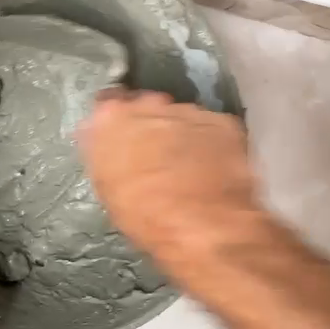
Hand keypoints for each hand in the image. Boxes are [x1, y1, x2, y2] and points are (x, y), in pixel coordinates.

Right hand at [76, 90, 274, 273]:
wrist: (202, 225)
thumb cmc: (142, 212)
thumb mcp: (105, 184)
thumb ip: (105, 153)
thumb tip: (110, 145)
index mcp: (110, 118)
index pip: (105, 104)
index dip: (112, 121)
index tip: (116, 136)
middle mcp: (147, 104)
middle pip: (144, 105)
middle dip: (147, 123)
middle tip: (150, 151)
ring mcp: (188, 110)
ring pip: (179, 115)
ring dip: (178, 132)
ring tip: (185, 162)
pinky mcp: (223, 122)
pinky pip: (210, 126)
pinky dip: (208, 141)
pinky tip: (210, 165)